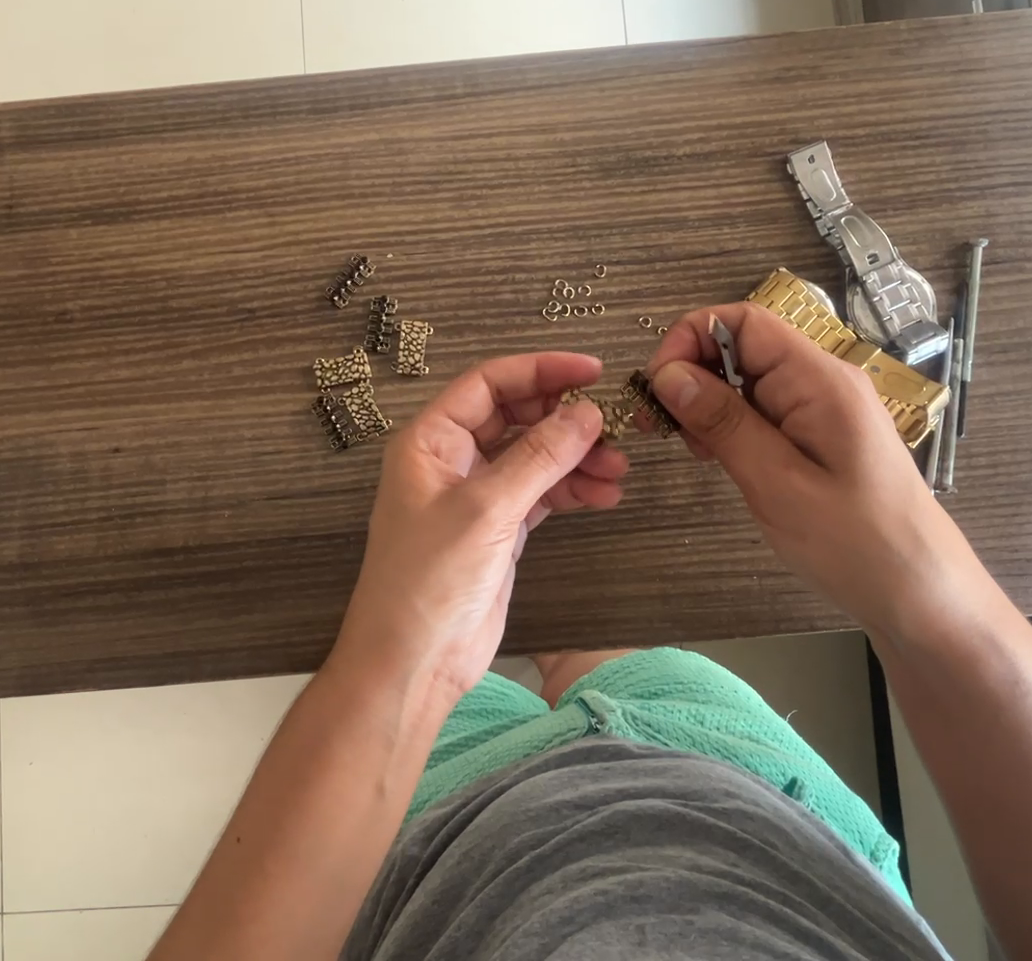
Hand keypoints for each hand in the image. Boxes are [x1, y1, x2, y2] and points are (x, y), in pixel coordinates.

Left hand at [334, 353, 629, 700]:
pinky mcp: (497, 530)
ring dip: (576, 459)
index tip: (591, 372)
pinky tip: (605, 495)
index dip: (539, 371)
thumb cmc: (428, 581)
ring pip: (533, 458)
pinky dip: (571, 492)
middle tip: (613, 428)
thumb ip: (537, 457)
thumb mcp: (484, 510)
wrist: (412, 661)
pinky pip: (540, 495)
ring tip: (618, 470)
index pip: (487, 385)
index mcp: (429, 441)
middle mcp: (450, 461)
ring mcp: (475, 496)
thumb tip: (585, 413)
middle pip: (515, 418)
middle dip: (564, 420)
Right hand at [644, 304, 987, 633]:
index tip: (656, 387)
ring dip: (705, 405)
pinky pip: (757, 410)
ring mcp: (818, 408)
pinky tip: (717, 457)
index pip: (744, 321)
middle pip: (738, 348)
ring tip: (695, 451)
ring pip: (742, 381)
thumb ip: (722, 422)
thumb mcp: (776, 482)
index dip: (689, 338)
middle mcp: (819, 381)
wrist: (917, 591)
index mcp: (818, 380)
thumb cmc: (852, 540)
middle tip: (663, 429)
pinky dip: (725, 426)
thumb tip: (667, 374)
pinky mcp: (812, 434)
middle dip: (690, 376)